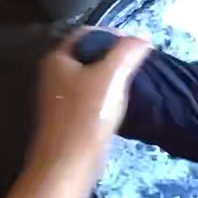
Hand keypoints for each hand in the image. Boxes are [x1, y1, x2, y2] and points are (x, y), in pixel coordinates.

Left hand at [27, 28, 151, 180]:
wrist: (69, 163)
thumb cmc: (87, 115)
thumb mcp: (111, 75)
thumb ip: (127, 51)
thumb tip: (143, 36)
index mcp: (57, 59)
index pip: (86, 33)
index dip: (112, 34)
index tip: (137, 44)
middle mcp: (53, 75)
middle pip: (88, 55)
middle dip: (113, 56)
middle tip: (138, 62)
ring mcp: (59, 98)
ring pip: (89, 78)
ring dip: (111, 77)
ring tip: (134, 81)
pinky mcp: (68, 118)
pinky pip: (90, 97)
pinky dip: (106, 95)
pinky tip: (121, 103)